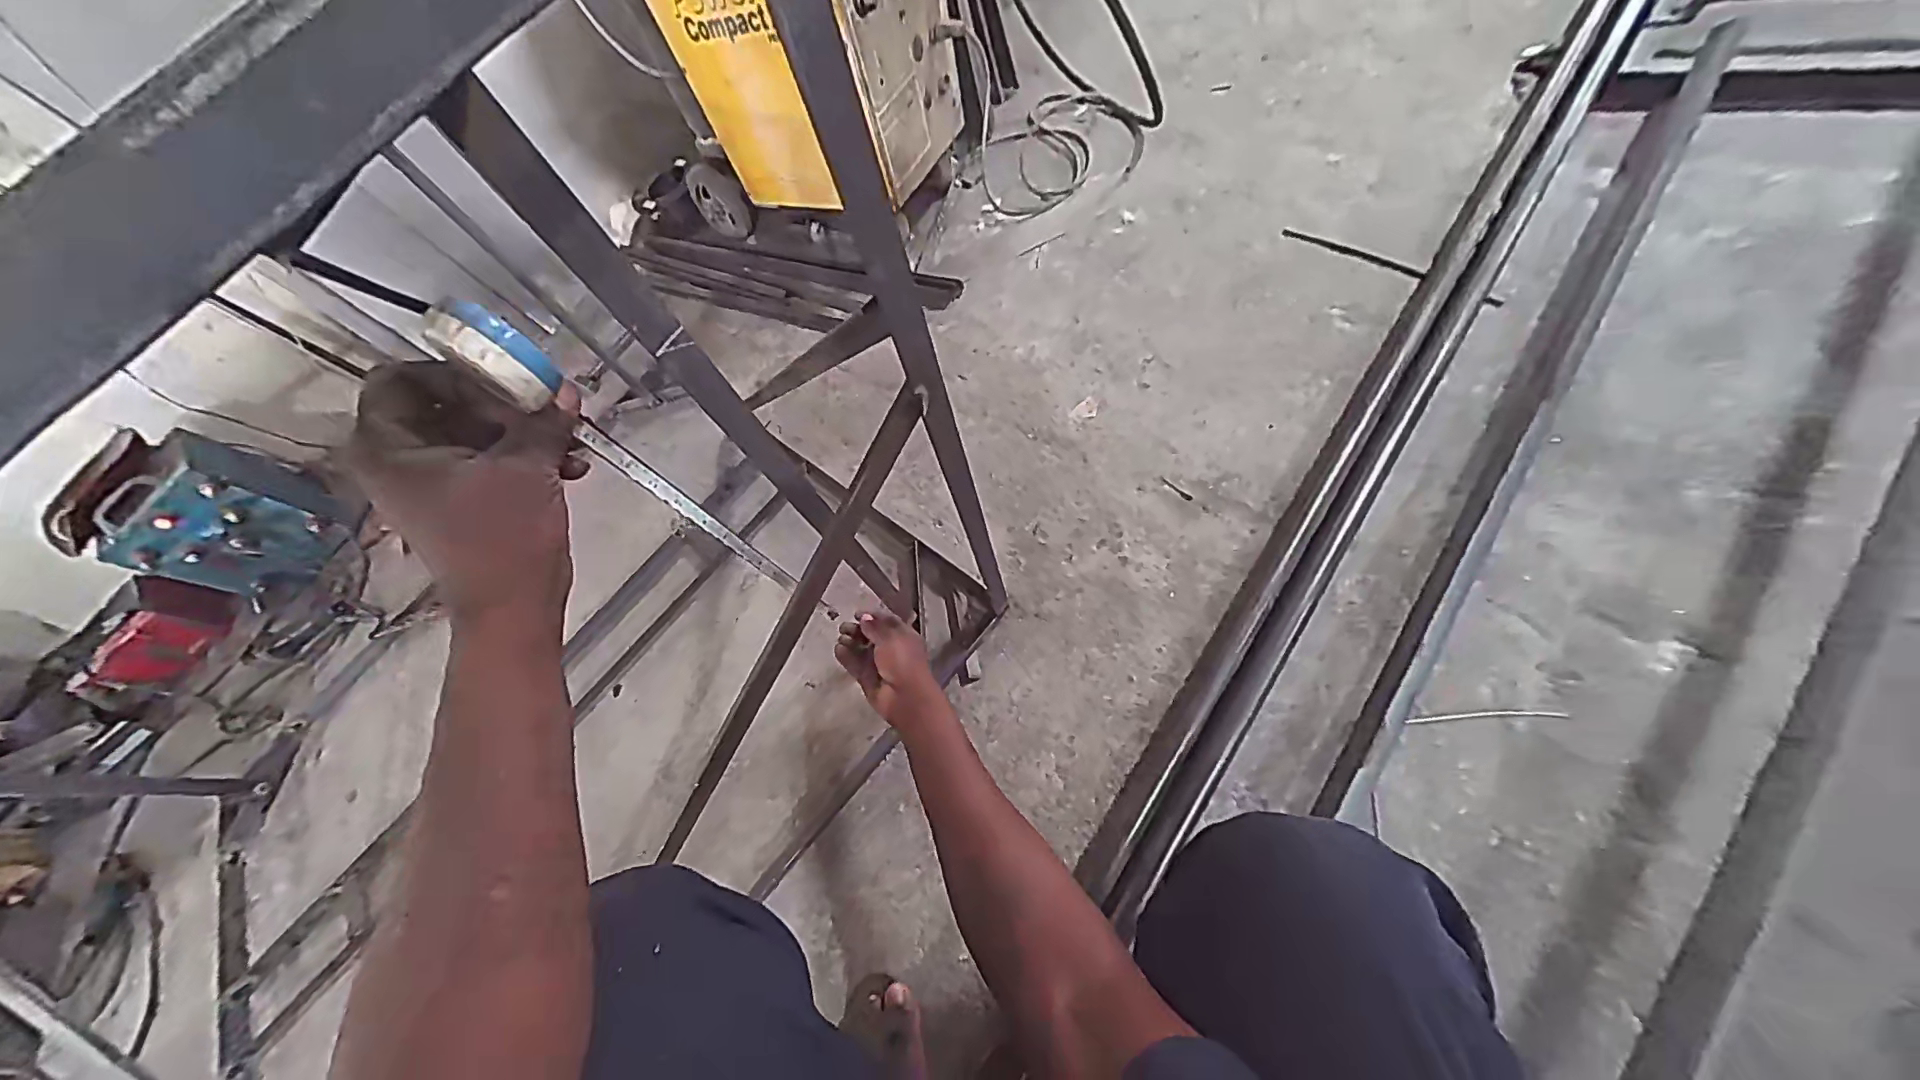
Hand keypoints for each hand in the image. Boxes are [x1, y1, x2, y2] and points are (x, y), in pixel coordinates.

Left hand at [343, 363, 587, 631]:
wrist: (514, 603)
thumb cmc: (502, 535)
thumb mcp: (525, 469)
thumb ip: (543, 423)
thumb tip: (565, 391)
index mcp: (389, 448)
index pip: (402, 380)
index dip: (455, 372)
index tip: (506, 379)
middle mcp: (404, 460)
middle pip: (447, 405)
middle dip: (505, 404)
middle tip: (547, 409)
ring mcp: (439, 482)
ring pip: (479, 434)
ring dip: (527, 432)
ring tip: (571, 438)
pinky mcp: (471, 499)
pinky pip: (496, 461)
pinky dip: (531, 457)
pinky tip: (572, 464)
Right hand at [835, 612, 946, 730]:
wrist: (904, 696)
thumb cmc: (902, 661)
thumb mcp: (890, 638)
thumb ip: (875, 626)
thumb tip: (864, 617)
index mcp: (903, 636)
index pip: (887, 622)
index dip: (873, 616)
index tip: (857, 614)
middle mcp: (892, 649)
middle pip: (872, 635)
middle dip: (858, 629)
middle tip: (844, 627)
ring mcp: (879, 664)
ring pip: (862, 650)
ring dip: (851, 642)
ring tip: (840, 636)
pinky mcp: (868, 678)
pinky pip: (855, 664)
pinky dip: (846, 656)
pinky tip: (838, 649)